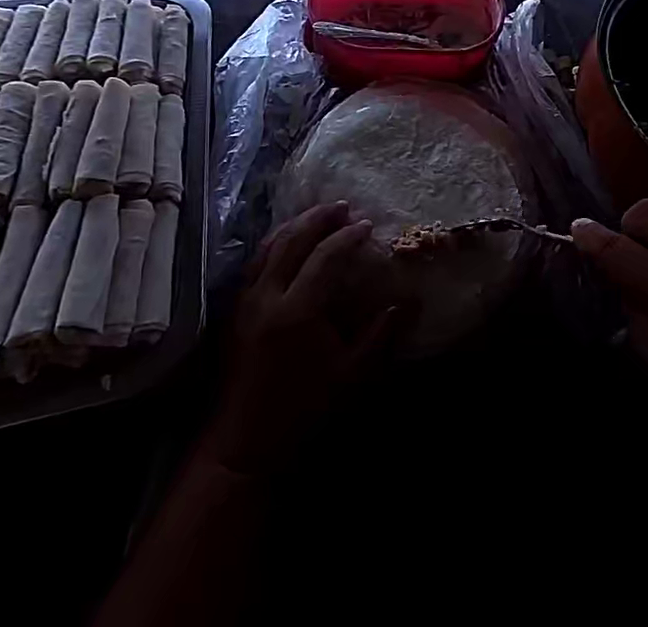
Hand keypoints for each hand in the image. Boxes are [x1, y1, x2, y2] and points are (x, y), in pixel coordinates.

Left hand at [206, 202, 396, 474]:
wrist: (247, 440)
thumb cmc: (305, 410)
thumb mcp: (353, 376)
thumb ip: (382, 335)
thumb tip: (411, 301)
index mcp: (297, 310)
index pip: (325, 258)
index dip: (347, 238)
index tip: (368, 225)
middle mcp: (267, 295)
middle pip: (292, 241)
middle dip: (318, 219)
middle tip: (342, 207)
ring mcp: (247, 299)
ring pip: (269, 246)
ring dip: (294, 226)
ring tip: (317, 215)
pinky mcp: (236, 308)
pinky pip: (255, 261)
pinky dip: (275, 243)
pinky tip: (286, 242)